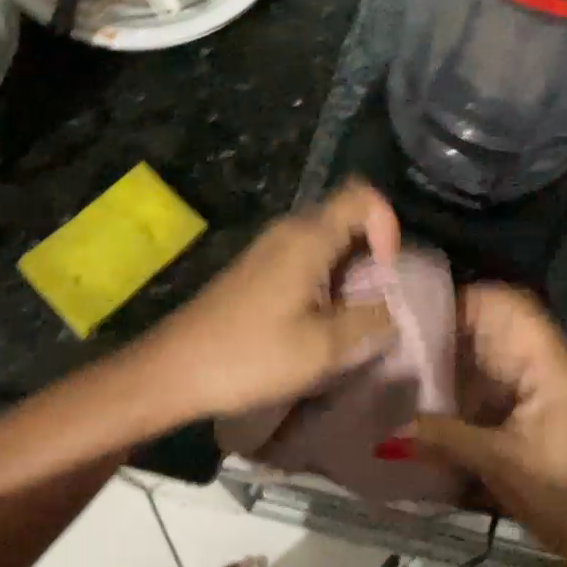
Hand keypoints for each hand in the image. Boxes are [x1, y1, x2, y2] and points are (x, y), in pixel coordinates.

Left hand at [138, 180, 401, 420]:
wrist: (173, 370)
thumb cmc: (249, 355)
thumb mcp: (321, 348)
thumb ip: (369, 322)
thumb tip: (393, 308)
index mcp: (309, 236)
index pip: (363, 196)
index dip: (387, 225)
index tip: (386, 273)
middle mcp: (291, 229)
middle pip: (348, 216)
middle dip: (373, 254)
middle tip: (376, 302)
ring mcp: (271, 246)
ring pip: (329, 239)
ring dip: (351, 270)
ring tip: (351, 316)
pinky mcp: (260, 266)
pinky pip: (308, 255)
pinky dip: (327, 278)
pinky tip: (320, 320)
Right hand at [408, 285, 566, 566]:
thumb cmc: (563, 492)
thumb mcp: (500, 463)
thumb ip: (444, 438)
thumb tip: (387, 433)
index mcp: (551, 358)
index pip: (506, 303)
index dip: (464, 300)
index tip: (418, 309)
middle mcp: (553, 357)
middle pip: (500, 320)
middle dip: (455, 324)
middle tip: (407, 332)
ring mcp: (550, 377)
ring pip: (499, 346)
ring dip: (462, 349)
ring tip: (414, 355)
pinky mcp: (544, 399)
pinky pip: (504, 370)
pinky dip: (474, 373)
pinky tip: (441, 386)